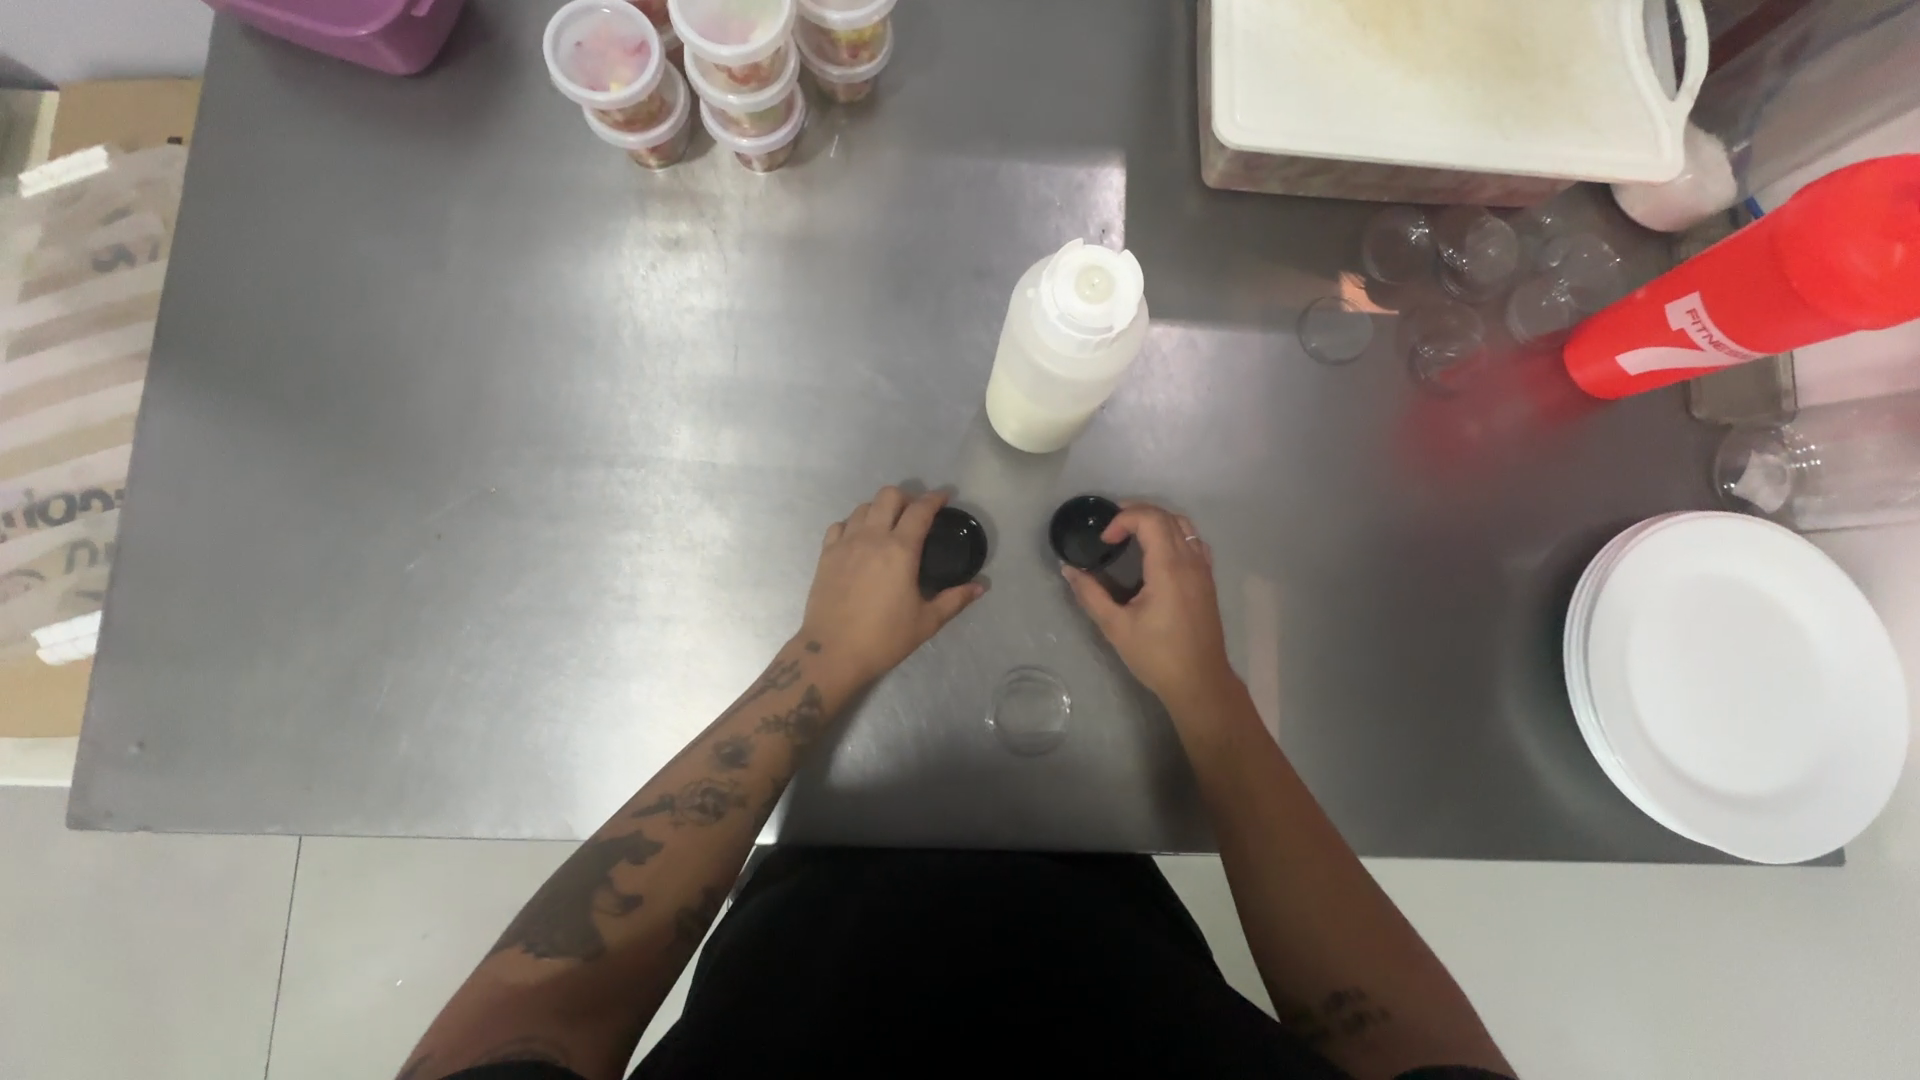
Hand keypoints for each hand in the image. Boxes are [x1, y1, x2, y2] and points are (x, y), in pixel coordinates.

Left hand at [801, 486, 986, 687]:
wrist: (833, 652)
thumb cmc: (885, 638)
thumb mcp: (927, 621)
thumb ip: (955, 599)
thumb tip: (980, 587)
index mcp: (900, 550)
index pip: (920, 510)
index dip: (935, 499)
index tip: (945, 497)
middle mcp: (871, 538)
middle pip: (888, 496)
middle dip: (906, 497)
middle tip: (916, 513)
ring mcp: (845, 544)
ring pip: (863, 507)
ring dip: (880, 508)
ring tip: (889, 524)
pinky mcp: (826, 555)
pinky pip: (840, 525)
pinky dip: (853, 523)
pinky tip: (860, 538)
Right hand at [1062, 501, 1235, 708]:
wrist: (1200, 682)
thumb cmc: (1157, 656)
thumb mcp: (1115, 627)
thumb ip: (1090, 594)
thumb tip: (1069, 570)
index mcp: (1168, 568)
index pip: (1150, 519)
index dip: (1123, 520)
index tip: (1105, 542)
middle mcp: (1190, 561)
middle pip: (1166, 516)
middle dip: (1136, 513)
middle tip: (1111, 530)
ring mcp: (1203, 570)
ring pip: (1184, 525)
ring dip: (1156, 520)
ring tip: (1131, 534)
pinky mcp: (1208, 581)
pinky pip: (1194, 542)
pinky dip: (1174, 534)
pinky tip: (1157, 553)